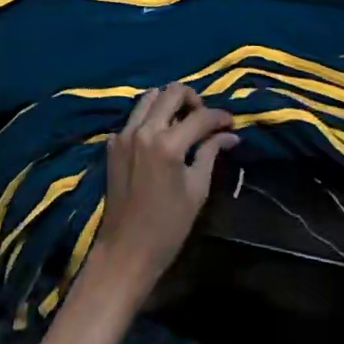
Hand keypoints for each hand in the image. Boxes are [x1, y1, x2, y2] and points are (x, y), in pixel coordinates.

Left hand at [95, 84, 239, 288]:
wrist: (125, 251)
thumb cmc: (167, 227)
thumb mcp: (196, 190)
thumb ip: (210, 153)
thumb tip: (230, 135)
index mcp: (167, 144)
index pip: (200, 116)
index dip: (219, 117)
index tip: (231, 122)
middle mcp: (144, 130)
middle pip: (172, 92)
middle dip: (193, 99)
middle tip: (203, 118)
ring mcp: (124, 134)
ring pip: (149, 97)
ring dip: (169, 103)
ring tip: (181, 122)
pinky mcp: (112, 144)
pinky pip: (134, 117)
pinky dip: (149, 118)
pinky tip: (159, 138)